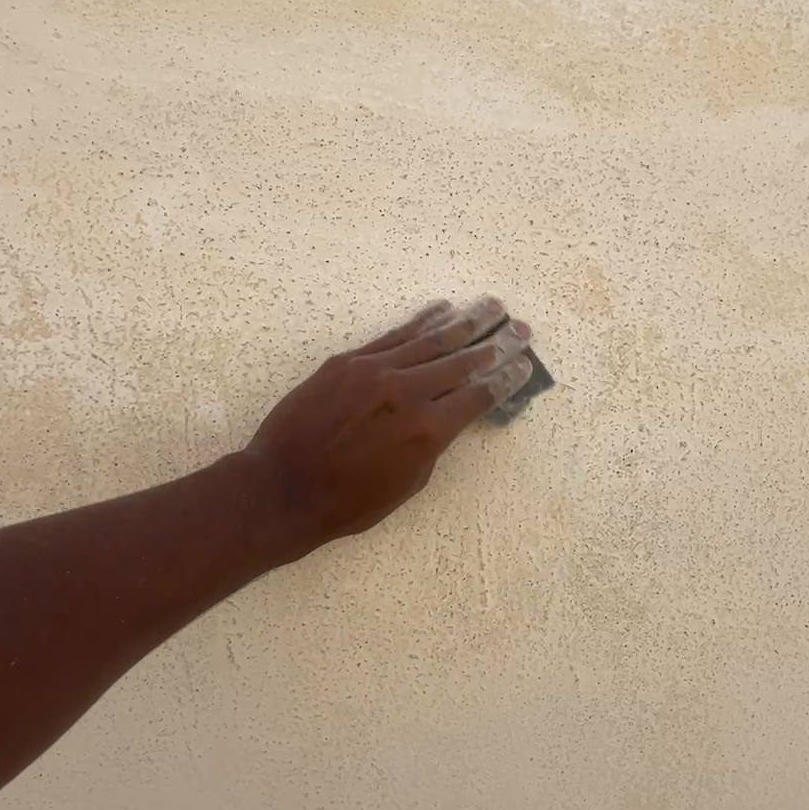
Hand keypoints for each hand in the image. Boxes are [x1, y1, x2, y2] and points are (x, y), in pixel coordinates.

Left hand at [243, 297, 534, 549]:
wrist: (283, 488)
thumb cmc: (348, 502)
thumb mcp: (408, 484)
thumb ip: (432, 445)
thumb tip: (444, 417)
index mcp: (430, 431)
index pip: (481, 395)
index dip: (508, 377)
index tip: (525, 363)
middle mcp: (409, 393)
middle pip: (464, 360)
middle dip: (498, 344)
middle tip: (522, 329)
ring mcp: (377, 371)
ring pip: (432, 339)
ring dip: (466, 321)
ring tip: (491, 306)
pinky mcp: (348, 362)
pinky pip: (393, 335)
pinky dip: (420, 321)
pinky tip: (440, 310)